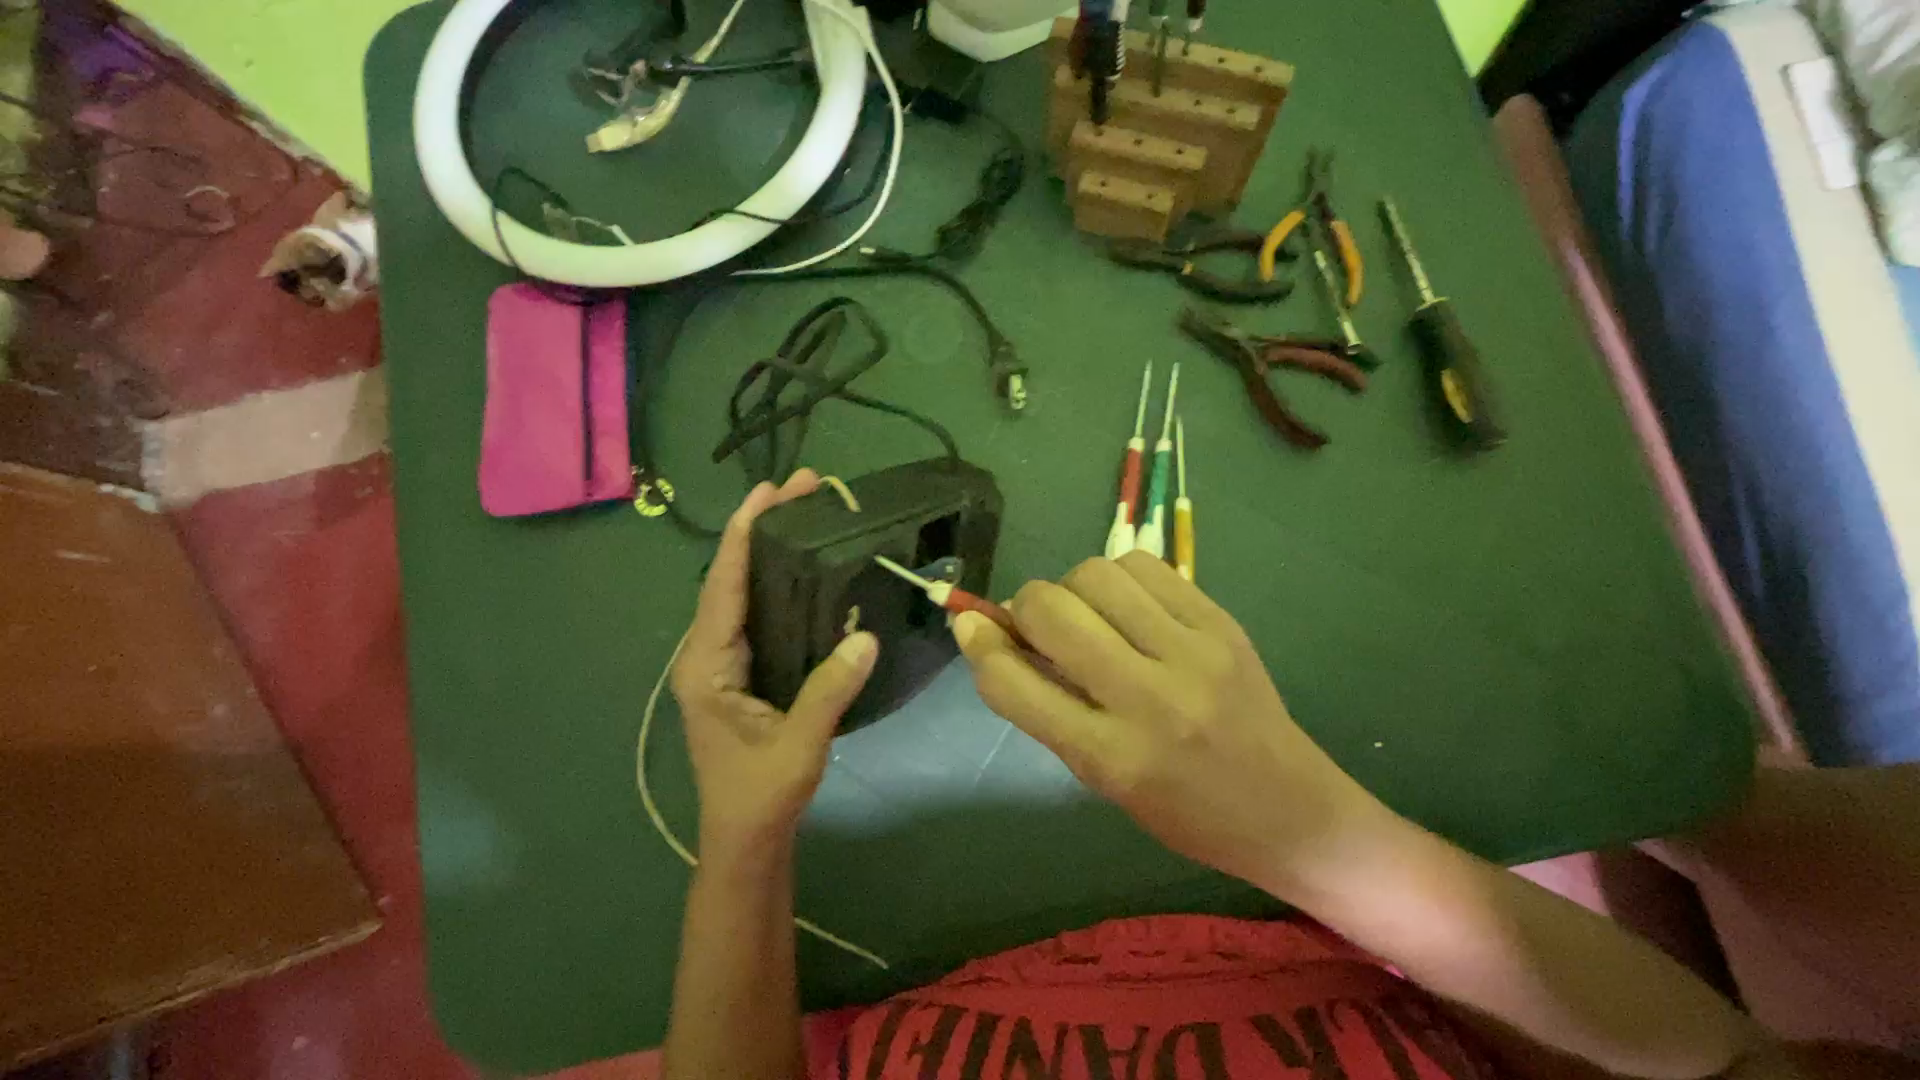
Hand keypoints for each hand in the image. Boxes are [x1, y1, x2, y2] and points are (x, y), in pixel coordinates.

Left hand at [671, 470, 879, 857]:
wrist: (744, 837)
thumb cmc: (761, 794)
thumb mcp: (799, 745)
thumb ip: (829, 690)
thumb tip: (865, 634)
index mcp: (706, 665)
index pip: (722, 586)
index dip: (743, 534)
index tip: (767, 492)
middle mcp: (705, 654)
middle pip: (729, 578)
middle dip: (760, 530)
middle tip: (800, 488)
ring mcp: (719, 662)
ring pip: (739, 593)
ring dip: (767, 551)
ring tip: (803, 513)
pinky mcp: (737, 671)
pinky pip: (753, 613)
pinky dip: (774, 582)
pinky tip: (802, 569)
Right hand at [952, 551, 1391, 895]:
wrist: (1288, 809)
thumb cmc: (1182, 811)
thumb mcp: (1101, 778)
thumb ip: (1046, 706)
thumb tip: (989, 634)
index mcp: (1109, 755)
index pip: (1013, 684)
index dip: (979, 647)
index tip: (970, 627)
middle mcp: (1148, 699)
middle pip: (1051, 611)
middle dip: (1026, 607)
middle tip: (1039, 625)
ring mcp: (1192, 653)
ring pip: (1096, 574)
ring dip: (1074, 588)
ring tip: (1090, 614)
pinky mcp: (1221, 623)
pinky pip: (1145, 565)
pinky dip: (1120, 577)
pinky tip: (1129, 605)